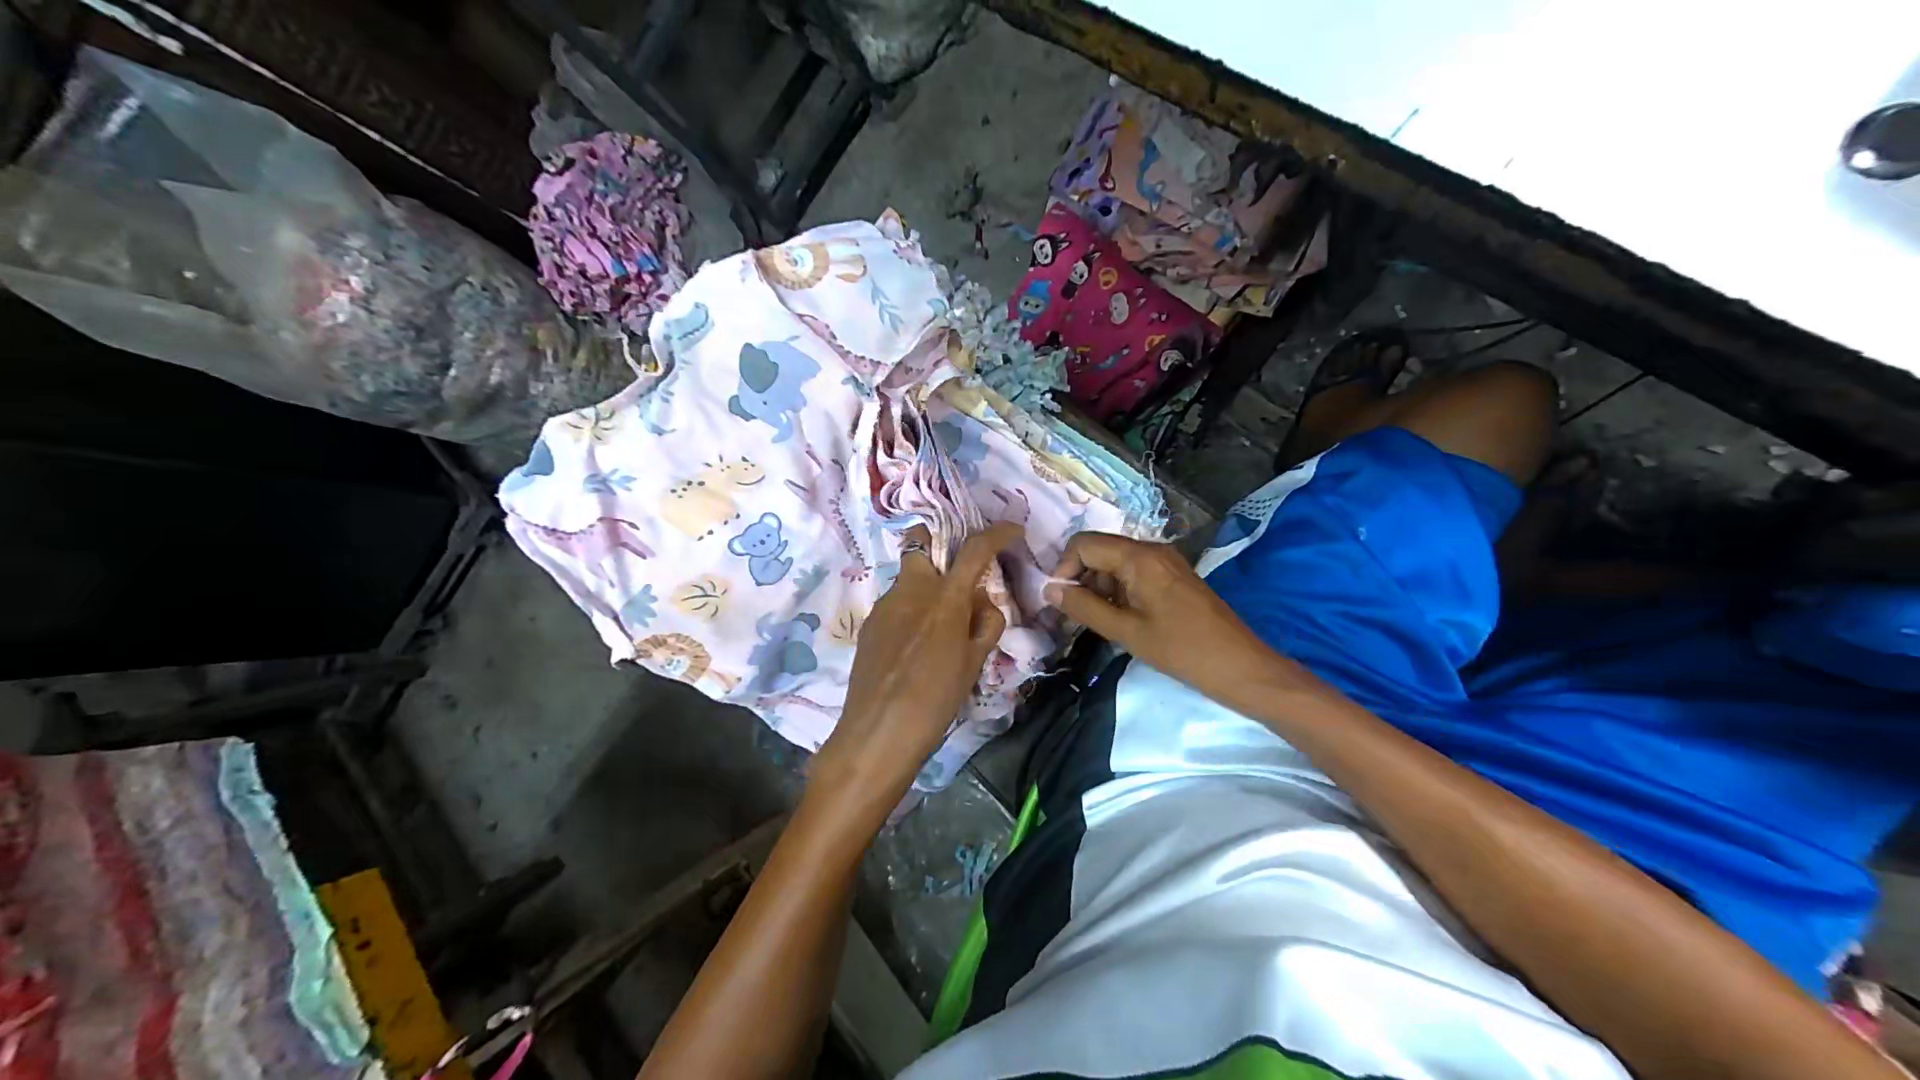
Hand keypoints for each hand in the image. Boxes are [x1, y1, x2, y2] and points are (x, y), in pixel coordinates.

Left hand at [811, 523, 1021, 814]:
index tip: (1012, 531)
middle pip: (920, 540)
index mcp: (944, 598)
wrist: (879, 731)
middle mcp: (911, 590)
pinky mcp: (870, 623)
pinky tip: (915, 645)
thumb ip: (985, 623)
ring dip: (927, 584)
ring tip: (939, 625)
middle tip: (958, 573)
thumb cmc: (936, 699)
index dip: (997, 533)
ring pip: (908, 575)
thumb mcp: (974, 663)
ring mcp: (885, 604)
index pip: (975, 549)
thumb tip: (982, 600)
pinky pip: (896, 602)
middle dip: (939, 544)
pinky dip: (911, 608)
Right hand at [1043, 532, 1275, 701]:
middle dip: (1080, 578)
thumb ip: (1084, 607)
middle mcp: (1151, 549)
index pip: (1083, 544)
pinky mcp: (1173, 575)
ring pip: (1115, 562)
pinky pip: (1134, 572)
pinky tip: (1121, 618)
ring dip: (1098, 586)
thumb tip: (1048, 589)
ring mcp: (1165, 561)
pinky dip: (1118, 589)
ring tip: (1098, 620)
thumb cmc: (1181, 650)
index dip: (1064, 569)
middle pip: (1098, 550)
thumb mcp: (1126, 631)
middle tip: (1074, 615)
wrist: (1239, 665)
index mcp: (1139, 557)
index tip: (1061, 602)